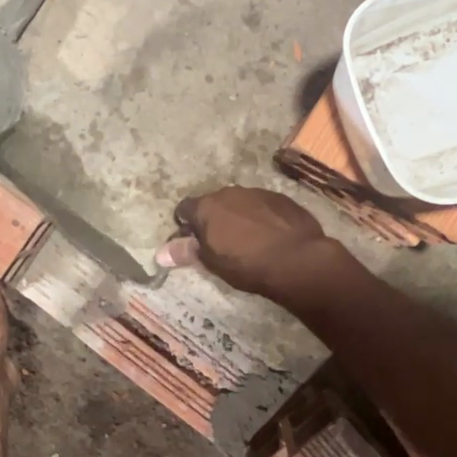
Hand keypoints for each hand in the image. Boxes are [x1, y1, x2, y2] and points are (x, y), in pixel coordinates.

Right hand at [154, 187, 339, 298]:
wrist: (296, 259)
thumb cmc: (245, 264)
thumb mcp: (211, 262)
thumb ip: (185, 252)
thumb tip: (160, 254)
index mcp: (206, 206)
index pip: (184, 208)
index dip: (186, 225)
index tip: (192, 241)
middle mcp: (229, 192)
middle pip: (213, 204)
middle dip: (213, 219)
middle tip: (220, 244)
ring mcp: (257, 193)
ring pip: (239, 203)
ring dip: (239, 217)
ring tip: (248, 241)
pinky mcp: (281, 199)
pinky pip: (263, 206)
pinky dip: (261, 218)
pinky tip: (270, 237)